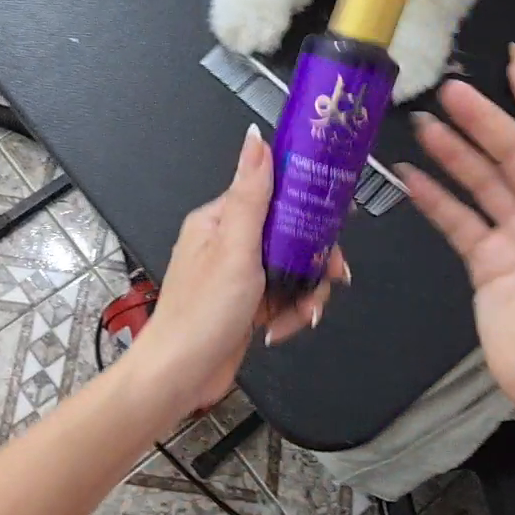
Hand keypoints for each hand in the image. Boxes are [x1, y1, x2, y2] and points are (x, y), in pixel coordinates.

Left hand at [127, 125, 346, 414]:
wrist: (182, 374)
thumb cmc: (198, 313)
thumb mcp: (233, 247)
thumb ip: (251, 194)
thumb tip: (255, 140)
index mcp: (219, 221)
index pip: (273, 194)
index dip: (308, 205)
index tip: (333, 219)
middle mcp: (227, 244)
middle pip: (291, 234)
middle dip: (314, 259)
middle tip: (328, 275)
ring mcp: (238, 275)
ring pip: (293, 270)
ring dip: (304, 294)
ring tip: (299, 313)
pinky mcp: (247, 304)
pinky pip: (284, 298)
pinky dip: (289, 314)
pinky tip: (279, 329)